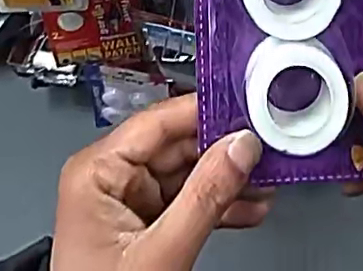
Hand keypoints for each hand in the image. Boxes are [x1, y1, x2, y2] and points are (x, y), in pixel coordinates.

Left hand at [51, 94, 273, 270]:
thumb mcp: (160, 255)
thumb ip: (204, 197)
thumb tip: (239, 148)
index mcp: (96, 170)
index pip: (158, 121)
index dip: (203, 111)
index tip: (243, 108)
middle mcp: (109, 177)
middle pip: (177, 145)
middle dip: (224, 150)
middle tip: (263, 148)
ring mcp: (126, 202)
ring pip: (187, 174)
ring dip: (228, 180)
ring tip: (265, 179)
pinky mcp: (143, 225)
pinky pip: (186, 202)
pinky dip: (217, 205)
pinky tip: (248, 206)